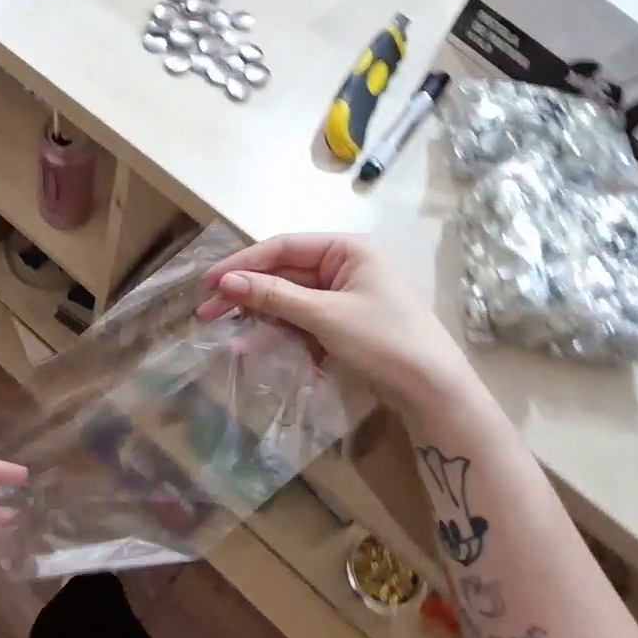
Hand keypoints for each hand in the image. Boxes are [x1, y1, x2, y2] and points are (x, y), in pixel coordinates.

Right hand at [196, 233, 479, 404]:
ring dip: (258, 315)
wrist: (432, 390)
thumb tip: (226, 282)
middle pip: (282, 273)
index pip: (283, 247)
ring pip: (287, 299)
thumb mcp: (325, 316)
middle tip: (205, 311)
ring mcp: (342, 296)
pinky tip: (252, 346)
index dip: (242, 263)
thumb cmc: (385, 341)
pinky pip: (300, 321)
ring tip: (222, 330)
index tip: (209, 281)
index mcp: (347, 249)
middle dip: (245, 292)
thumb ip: (273, 296)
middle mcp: (343, 266)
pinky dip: (278, 333)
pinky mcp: (340, 324)